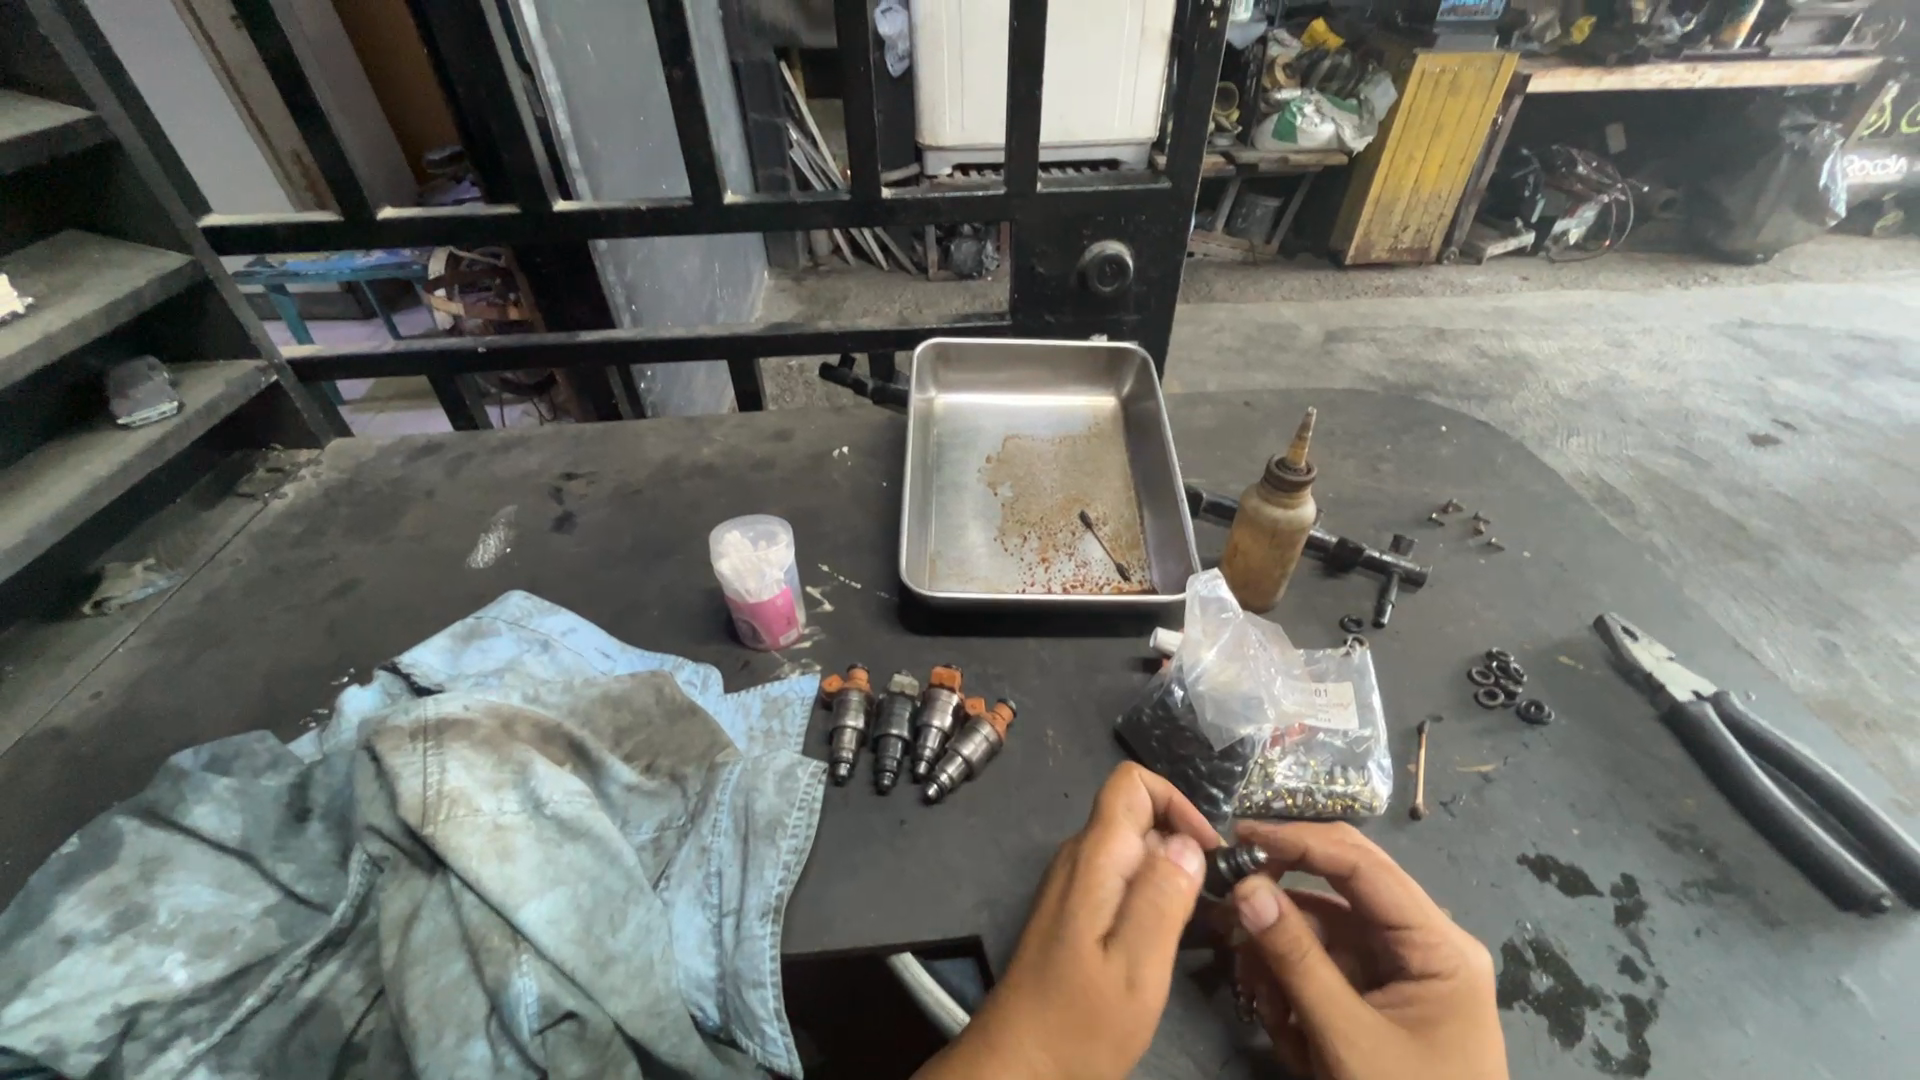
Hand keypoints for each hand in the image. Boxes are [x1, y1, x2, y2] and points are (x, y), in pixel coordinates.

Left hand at [914, 763, 1220, 1079]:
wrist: (1020, 1060)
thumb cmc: (1080, 1021)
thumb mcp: (1136, 968)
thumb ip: (1162, 897)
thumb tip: (1188, 841)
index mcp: (1094, 857)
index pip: (1130, 783)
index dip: (1176, 801)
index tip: (1208, 851)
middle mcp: (1080, 856)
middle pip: (1136, 813)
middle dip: (1181, 840)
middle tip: (1213, 897)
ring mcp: (1074, 882)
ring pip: (1131, 846)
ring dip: (1170, 870)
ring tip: (1197, 921)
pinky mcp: (1075, 907)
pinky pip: (1120, 875)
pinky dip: (1151, 891)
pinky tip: (1165, 936)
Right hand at [1228, 822, 1506, 1079]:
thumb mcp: (1347, 1039)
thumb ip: (1294, 959)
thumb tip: (1244, 885)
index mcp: (1438, 943)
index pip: (1362, 864)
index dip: (1298, 841)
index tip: (1239, 834)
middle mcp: (1422, 939)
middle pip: (1339, 886)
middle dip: (1283, 897)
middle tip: (1229, 896)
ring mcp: (1398, 965)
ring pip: (1322, 925)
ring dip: (1281, 952)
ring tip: (1259, 999)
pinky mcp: (1377, 989)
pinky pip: (1322, 960)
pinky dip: (1292, 979)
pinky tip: (1279, 1019)